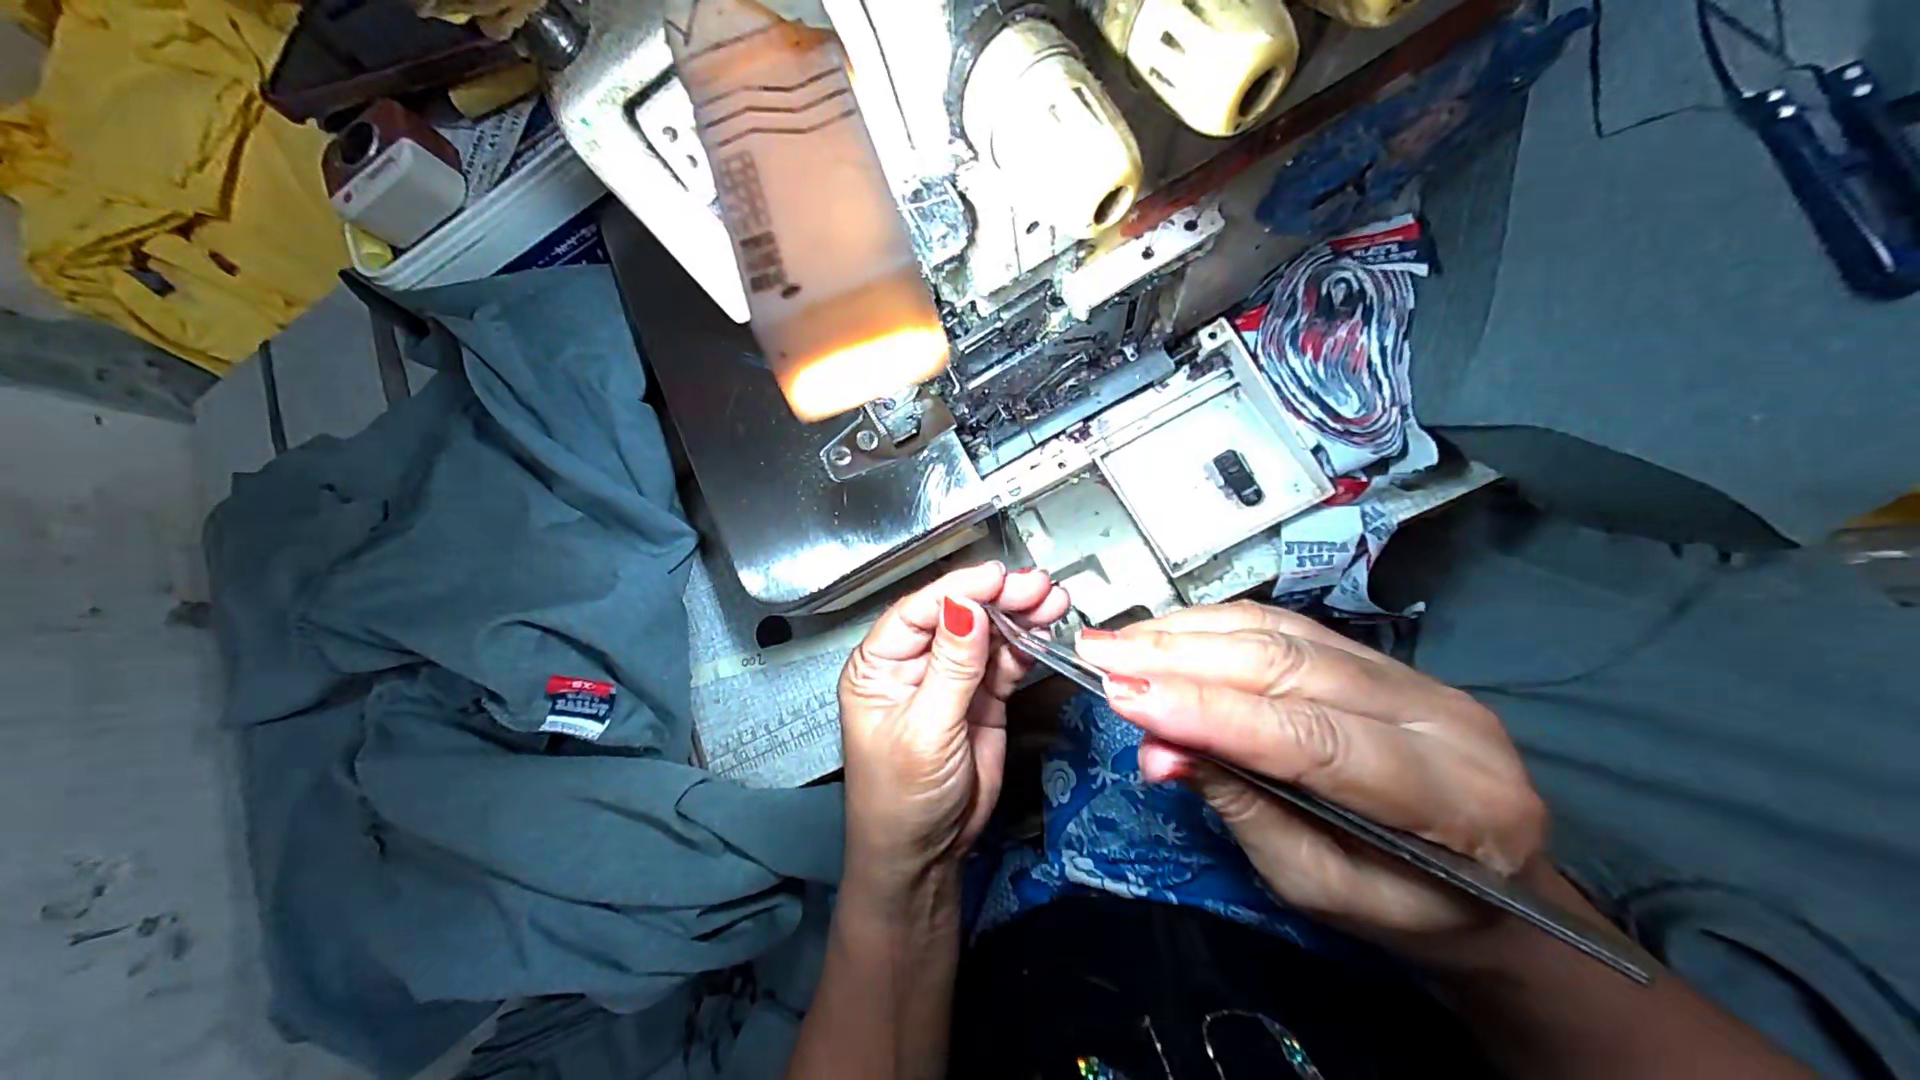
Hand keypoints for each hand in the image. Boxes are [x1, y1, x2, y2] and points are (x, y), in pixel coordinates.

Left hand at [838, 563, 1069, 895]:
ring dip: (1019, 614)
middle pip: (957, 614)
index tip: (996, 577)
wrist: (926, 854)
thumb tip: (965, 607)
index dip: (959, 589)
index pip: (918, 611)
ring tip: (1051, 598)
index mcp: (879, 664)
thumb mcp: (924, 731)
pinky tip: (1046, 627)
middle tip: (1036, 585)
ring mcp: (950, 677)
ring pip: (986, 633)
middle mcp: (913, 662)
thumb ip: (950, 668)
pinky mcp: (980, 696)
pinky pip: (1004, 660)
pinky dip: (1026, 644)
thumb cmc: (901, 797)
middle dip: (997, 597)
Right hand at [1076, 601, 1547, 943]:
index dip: (1209, 712)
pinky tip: (1163, 632)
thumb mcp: (1320, 887)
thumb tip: (1159, 751)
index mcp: (1454, 795)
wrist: (1487, 883)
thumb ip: (1245, 811)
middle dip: (1181, 658)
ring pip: (1280, 632)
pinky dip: (1212, 626)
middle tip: (1101, 657)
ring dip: (1186, 633)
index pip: (1309, 736)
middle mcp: (1440, 714)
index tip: (1125, 697)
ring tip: (1116, 642)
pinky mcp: (1375, 655)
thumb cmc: (1405, 906)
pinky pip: (1284, 625)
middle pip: (1289, 666)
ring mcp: (1411, 673)